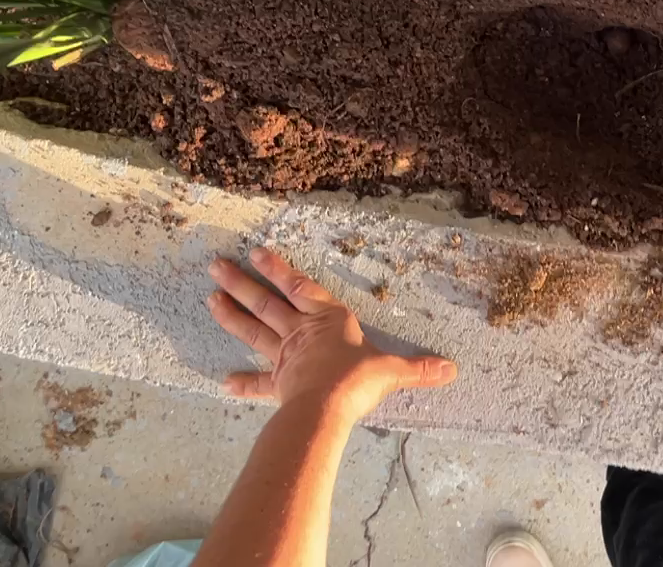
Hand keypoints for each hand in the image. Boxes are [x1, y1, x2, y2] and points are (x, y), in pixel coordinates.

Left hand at [207, 246, 457, 421]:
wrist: (327, 411)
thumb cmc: (357, 380)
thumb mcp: (391, 370)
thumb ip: (418, 368)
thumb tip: (452, 369)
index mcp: (328, 319)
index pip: (300, 287)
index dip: (279, 269)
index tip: (257, 252)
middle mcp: (301, 332)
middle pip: (267, 303)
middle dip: (242, 283)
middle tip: (216, 266)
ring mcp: (284, 357)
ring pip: (254, 330)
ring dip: (232, 314)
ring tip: (210, 297)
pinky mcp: (276, 385)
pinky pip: (257, 383)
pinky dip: (242, 383)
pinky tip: (223, 382)